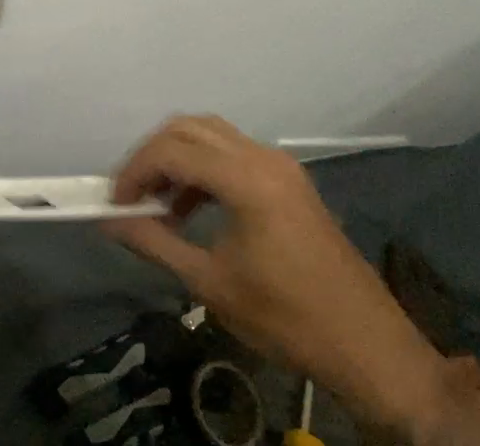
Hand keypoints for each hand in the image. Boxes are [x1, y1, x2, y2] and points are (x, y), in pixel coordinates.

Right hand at [103, 116, 479, 443]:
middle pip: (188, 129)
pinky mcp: (290, 184)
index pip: (170, 151)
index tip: (115, 205)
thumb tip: (109, 221)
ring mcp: (282, 169)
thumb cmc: (286, 318)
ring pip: (211, 136)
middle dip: (151, 157)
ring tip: (157, 202)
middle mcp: (264, 160)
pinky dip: (202, 169)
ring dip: (177, 159)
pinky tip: (191, 209)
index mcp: (246, 180)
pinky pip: (233, 155)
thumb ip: (153, 242)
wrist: (370, 349)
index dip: (133, 173)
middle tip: (132, 195)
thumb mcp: (209, 283)